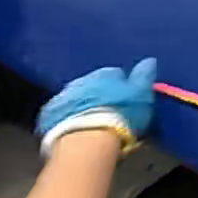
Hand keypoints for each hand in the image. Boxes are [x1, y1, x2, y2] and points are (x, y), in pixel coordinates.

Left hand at [36, 59, 156, 155]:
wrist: (88, 138)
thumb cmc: (122, 113)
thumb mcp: (142, 93)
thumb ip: (144, 75)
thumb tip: (149, 60)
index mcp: (105, 73)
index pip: (116, 73)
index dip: (124, 86)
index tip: (129, 98)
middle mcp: (81, 80)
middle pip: (94, 85)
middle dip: (101, 94)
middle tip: (112, 110)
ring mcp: (62, 96)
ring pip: (77, 97)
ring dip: (85, 104)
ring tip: (95, 120)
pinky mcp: (48, 114)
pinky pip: (61, 111)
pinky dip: (69, 116)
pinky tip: (78, 127)